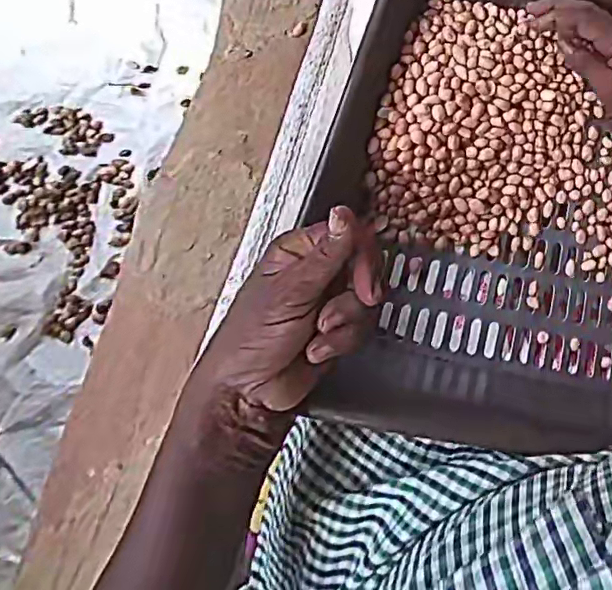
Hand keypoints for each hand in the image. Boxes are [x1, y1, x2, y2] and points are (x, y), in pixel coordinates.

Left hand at [181, 206, 382, 470]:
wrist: (245, 396)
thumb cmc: (248, 340)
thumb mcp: (290, 292)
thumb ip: (326, 254)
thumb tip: (344, 214)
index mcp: (299, 251)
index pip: (349, 235)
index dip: (363, 257)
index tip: (365, 281)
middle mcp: (317, 270)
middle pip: (364, 266)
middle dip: (355, 296)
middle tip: (334, 315)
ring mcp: (328, 299)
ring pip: (366, 299)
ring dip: (344, 323)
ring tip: (316, 334)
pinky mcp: (338, 327)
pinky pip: (361, 325)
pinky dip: (342, 341)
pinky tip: (316, 350)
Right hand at [526, 0, 611, 140]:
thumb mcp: (609, 91)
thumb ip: (586, 64)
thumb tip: (563, 44)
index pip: (585, 18)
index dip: (557, 16)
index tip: (534, 22)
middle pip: (587, 10)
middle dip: (557, 6)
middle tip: (531, 9)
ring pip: (591, 16)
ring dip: (565, 12)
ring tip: (540, 13)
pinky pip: (595, 28)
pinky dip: (575, 24)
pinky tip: (561, 29)